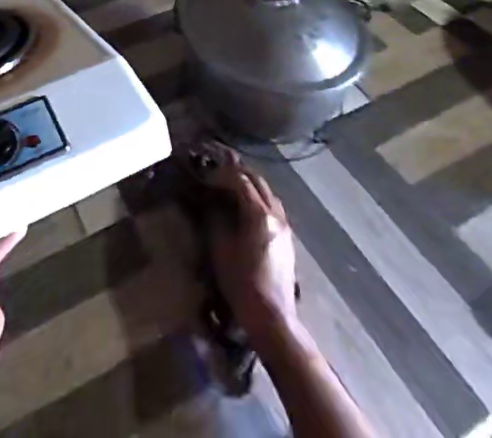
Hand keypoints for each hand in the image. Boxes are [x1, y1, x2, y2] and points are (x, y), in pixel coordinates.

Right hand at [203, 151, 299, 345]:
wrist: (272, 316)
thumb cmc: (242, 282)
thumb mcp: (221, 248)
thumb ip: (216, 218)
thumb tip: (211, 201)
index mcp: (260, 215)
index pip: (240, 181)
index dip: (220, 175)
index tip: (204, 179)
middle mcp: (277, 215)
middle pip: (258, 181)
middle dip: (236, 174)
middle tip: (215, 177)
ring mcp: (286, 227)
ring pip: (268, 193)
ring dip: (249, 186)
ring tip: (229, 190)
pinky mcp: (287, 239)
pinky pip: (273, 207)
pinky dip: (258, 199)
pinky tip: (245, 209)